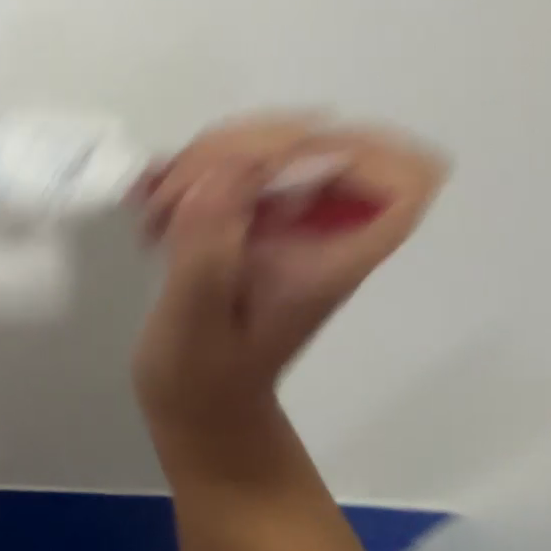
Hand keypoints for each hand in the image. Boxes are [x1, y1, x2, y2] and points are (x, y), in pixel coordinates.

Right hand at [131, 114, 446, 440]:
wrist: (192, 406)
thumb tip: (225, 165)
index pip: (401, 177)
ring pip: (268, 149)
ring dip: (203, 164)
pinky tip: (148, 202)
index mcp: (336, 255)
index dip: (340, 152)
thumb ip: (210, 245)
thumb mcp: (194, 319)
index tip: (256, 176)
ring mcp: (283, 223)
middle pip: (320, 144)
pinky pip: (229, 171)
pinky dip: (187, 176)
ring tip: (153, 210)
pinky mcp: (245, 223)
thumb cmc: (198, 377)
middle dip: (238, 152)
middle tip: (171, 198)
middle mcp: (321, 229)